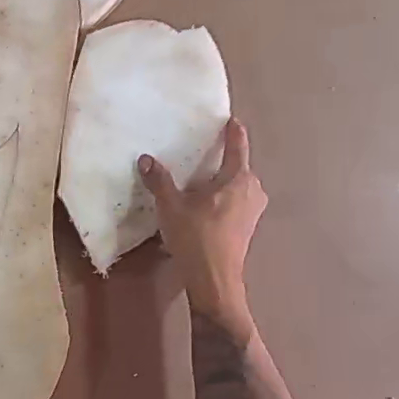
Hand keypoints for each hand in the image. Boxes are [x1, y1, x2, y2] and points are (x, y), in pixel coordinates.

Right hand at [140, 118, 263, 327]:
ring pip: (236, 189)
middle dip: (220, 165)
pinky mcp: (247, 228)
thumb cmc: (196, 236)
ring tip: (198, 189)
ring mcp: (253, 211)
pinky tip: (203, 211)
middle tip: (201, 161)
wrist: (213, 277)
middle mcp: (253, 190)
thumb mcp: (171, 207)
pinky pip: (234, 205)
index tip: (231, 121)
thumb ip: (159, 182)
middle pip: (237, 169)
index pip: (237, 147)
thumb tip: (145, 160)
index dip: (232, 133)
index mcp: (238, 178)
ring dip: (220, 186)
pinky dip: (221, 203)